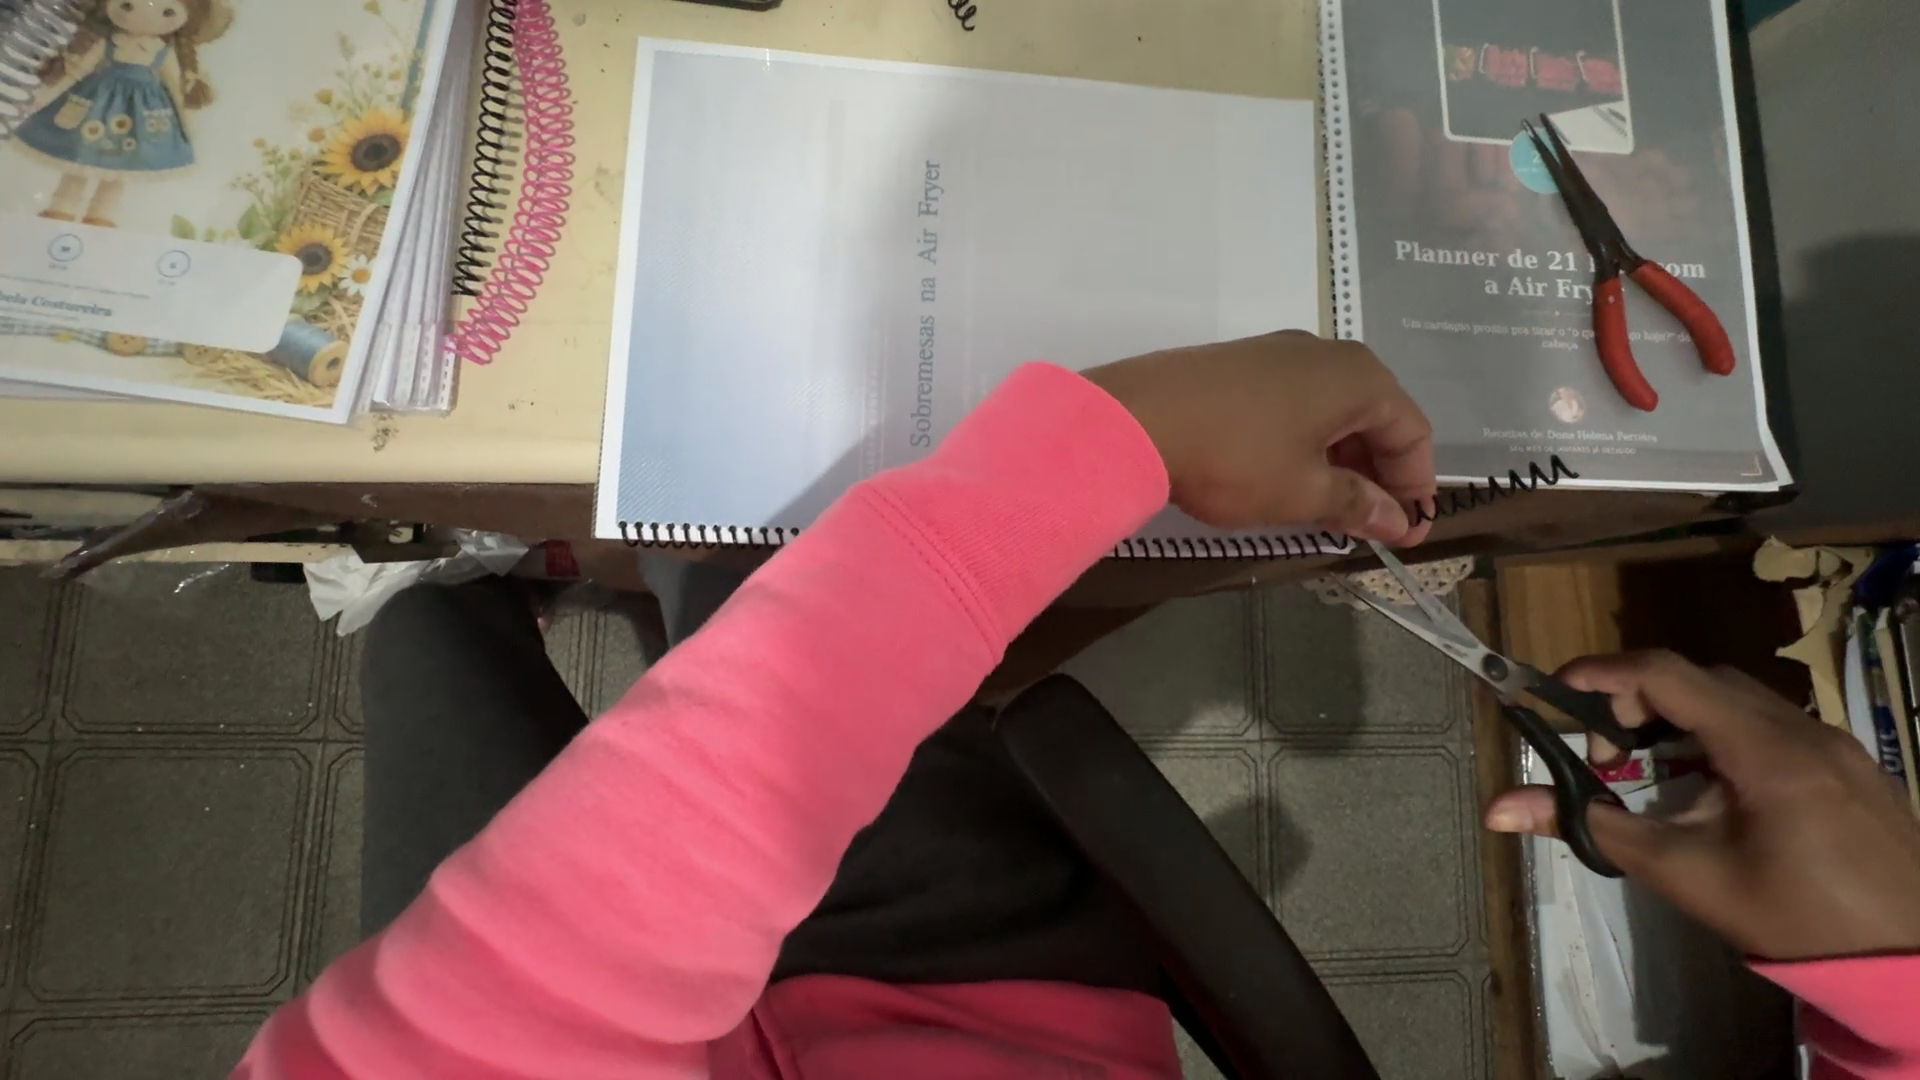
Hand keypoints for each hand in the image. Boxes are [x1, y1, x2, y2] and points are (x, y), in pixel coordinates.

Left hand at [1082, 331, 1435, 543]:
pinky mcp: (1233, 365)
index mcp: (1358, 377)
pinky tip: (1280, 473)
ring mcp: (1273, 353)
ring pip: (1326, 411)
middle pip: (1371, 417)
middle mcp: (1323, 353)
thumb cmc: (1234, 457)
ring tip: (1324, 506)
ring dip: (1335, 459)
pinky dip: (1298, 441)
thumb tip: (1397, 520)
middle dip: (1375, 474)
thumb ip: (1356, 504)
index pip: (1412, 432)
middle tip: (1367, 524)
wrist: (1136, 417)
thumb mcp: (1302, 492)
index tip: (1407, 532)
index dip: (1416, 487)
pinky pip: (1287, 404)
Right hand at [1485, 650, 1919, 961]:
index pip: (1666, 674)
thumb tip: (1493, 809)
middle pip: (1696, 679)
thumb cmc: (1791, 917)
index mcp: (1767, 750)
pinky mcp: (1852, 767)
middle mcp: (1806, 732)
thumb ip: (1584, 824)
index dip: (1600, 672)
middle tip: (1607, 753)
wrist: (1917, 973)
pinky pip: (1767, 723)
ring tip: (1652, 771)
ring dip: (1673, 717)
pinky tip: (1707, 787)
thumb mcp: (1676, 869)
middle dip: (1632, 700)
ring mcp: (1839, 747)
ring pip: (1732, 697)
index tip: (1554, 692)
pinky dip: (1714, 734)